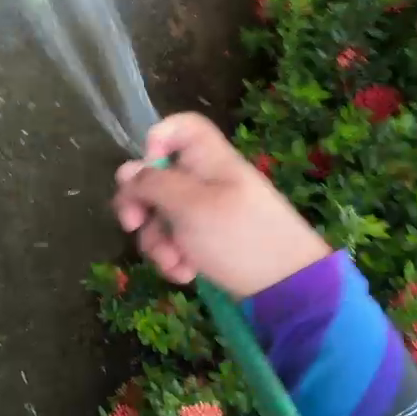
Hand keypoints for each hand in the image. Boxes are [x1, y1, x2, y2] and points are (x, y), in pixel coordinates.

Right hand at [112, 112, 330, 297]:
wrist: (288, 288)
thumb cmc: (240, 237)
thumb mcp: (190, 206)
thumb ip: (152, 184)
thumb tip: (128, 173)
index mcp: (209, 161)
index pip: (181, 127)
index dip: (156, 139)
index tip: (147, 169)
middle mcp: (205, 181)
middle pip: (155, 177)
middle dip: (140, 205)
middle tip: (134, 225)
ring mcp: (205, 212)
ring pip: (158, 215)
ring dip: (156, 241)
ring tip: (174, 262)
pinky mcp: (205, 241)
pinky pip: (173, 240)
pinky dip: (172, 257)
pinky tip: (184, 273)